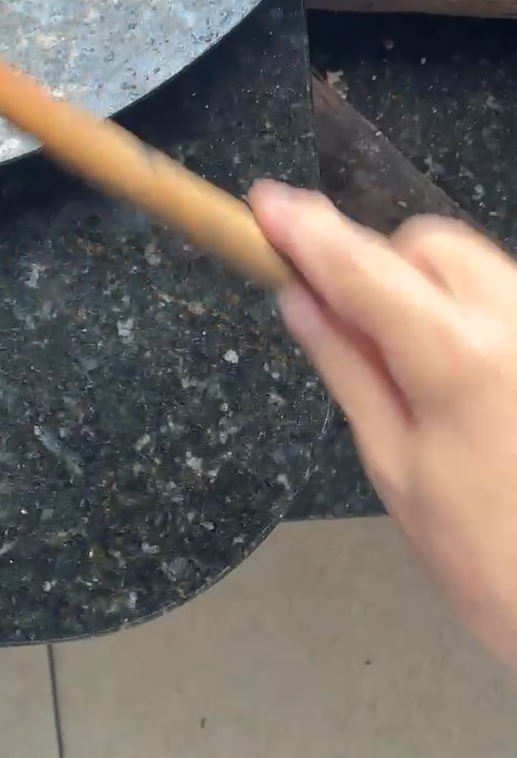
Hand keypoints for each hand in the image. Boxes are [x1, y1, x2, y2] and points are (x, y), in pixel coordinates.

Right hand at [252, 182, 516, 665]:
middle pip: (436, 246)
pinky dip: (469, 312)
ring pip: (485, 267)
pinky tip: (456, 366)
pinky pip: (513, 305)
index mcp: (466, 365)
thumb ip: (350, 369)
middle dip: (377, 257)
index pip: (365, 272)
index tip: (266, 201)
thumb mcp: (393, 465)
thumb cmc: (490, 556)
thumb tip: (299, 300)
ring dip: (425, 283)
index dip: (309, 232)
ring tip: (401, 346)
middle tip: (334, 300)